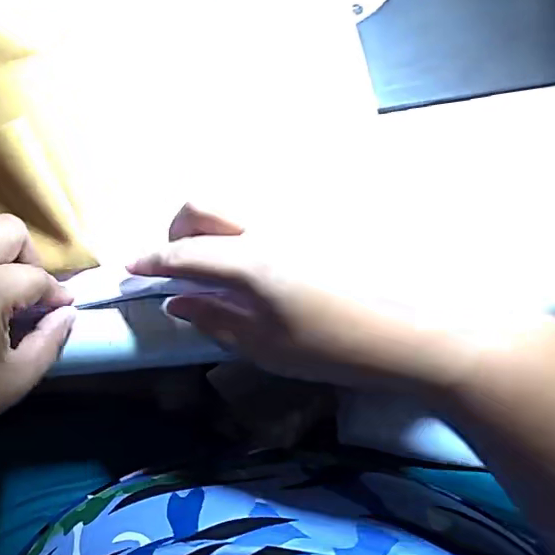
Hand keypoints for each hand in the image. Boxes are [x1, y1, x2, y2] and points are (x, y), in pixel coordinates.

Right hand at [128, 204, 550, 394]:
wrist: (422, 332)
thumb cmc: (339, 351)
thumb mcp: (269, 349)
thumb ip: (217, 321)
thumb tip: (178, 302)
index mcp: (250, 264)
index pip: (184, 255)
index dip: (152, 262)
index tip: (132, 269)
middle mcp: (270, 228)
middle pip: (203, 204)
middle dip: (178, 230)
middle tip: (181, 264)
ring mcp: (301, 218)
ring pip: (239, 202)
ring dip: (215, 226)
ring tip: (224, 266)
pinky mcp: (327, 219)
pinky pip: (273, 210)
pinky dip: (251, 228)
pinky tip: (270, 261)